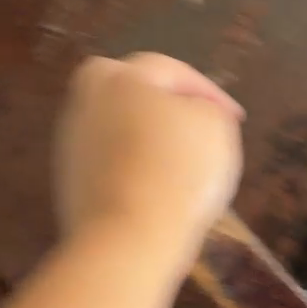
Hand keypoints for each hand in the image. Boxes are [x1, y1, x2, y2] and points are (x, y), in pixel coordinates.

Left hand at [54, 53, 243, 261]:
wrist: (129, 237)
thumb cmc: (180, 173)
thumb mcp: (217, 127)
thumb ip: (209, 108)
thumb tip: (195, 113)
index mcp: (124, 77)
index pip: (173, 70)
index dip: (211, 93)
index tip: (236, 118)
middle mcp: (90, 99)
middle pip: (131, 88)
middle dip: (163, 101)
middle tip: (193, 122)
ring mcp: (73, 140)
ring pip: (118, 123)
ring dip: (147, 133)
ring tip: (181, 159)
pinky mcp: (70, 178)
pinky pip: (112, 158)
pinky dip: (134, 163)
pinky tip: (159, 185)